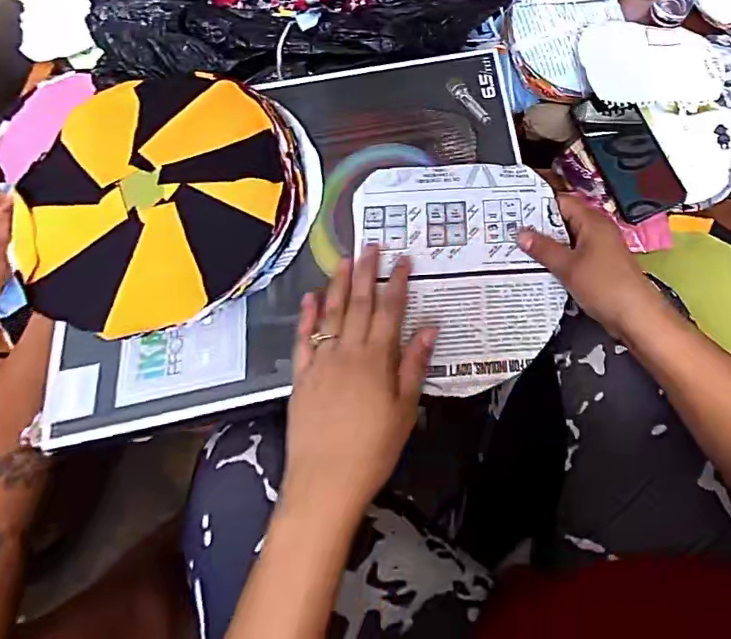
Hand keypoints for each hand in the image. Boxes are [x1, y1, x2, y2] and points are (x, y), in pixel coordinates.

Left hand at [282, 248, 434, 517]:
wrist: (324, 484)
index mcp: (377, 359)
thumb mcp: (405, 409)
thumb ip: (414, 365)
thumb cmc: (373, 449)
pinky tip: (311, 298)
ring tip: (344, 260)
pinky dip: (307, 316)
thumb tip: (428, 327)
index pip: (390, 310)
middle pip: (359, 304)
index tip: (403, 260)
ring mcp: (321, 362)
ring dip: (338, 284)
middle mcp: (348, 352)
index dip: (397, 282)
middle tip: (371, 246)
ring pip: (331, 314)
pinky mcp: (301, 377)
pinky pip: (304, 339)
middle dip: (366, 272)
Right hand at [518, 195, 666, 335]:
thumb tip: (522, 233)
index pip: (562, 201)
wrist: (636, 316)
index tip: (515, 212)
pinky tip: (542, 269)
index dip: (539, 205)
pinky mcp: (600, 266)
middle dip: (541, 228)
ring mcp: (600, 248)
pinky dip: (560, 260)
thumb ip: (543, 249)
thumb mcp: (568, 267)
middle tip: (513, 233)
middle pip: (564, 220)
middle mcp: (598, 230)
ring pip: (569, 240)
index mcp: (593, 221)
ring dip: (549, 246)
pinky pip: (575, 256)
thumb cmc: (605, 286)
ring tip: (521, 251)